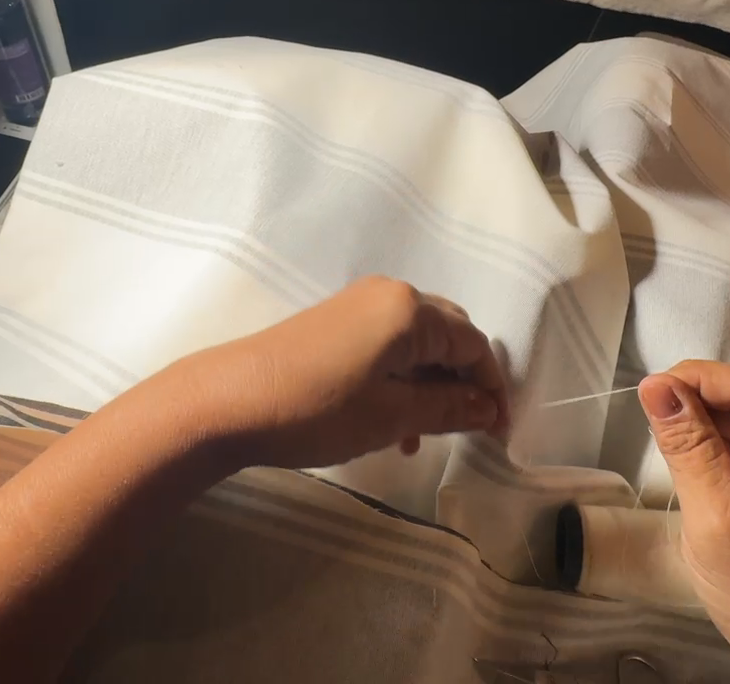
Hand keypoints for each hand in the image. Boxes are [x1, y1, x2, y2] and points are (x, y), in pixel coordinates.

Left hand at [167, 277, 511, 470]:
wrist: (230, 400)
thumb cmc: (319, 408)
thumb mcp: (392, 415)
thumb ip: (449, 408)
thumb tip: (489, 408)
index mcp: (409, 309)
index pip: (473, 343)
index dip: (492, 388)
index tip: (499, 433)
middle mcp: (389, 294)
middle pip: (448, 335)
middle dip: (463, 382)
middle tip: (468, 428)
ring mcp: (359, 304)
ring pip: (417, 343)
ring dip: (431, 385)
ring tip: (422, 436)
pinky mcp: (337, 320)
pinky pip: (389, 344)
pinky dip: (402, 378)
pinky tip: (393, 420)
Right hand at [639, 362, 729, 683]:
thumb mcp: (714, 520)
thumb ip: (688, 445)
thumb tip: (655, 385)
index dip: (698, 381)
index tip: (650, 397)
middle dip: (700, 408)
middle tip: (665, 439)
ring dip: (707, 428)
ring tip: (688, 468)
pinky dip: (718, 445)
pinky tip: (706, 474)